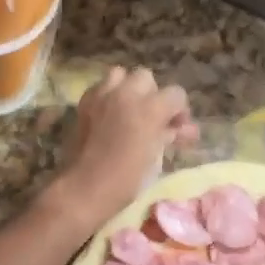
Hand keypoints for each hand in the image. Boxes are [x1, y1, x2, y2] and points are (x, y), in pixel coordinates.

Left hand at [48, 67, 196, 226]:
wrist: (85, 189)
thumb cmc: (127, 181)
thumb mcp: (155, 159)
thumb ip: (167, 136)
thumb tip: (180, 129)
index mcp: (149, 109)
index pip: (176, 94)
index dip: (180, 111)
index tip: (178, 128)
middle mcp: (126, 94)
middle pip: (146, 78)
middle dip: (153, 95)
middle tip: (152, 119)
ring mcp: (101, 96)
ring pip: (120, 75)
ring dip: (128, 89)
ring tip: (129, 111)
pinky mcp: (84, 103)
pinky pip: (100, 87)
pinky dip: (108, 96)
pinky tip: (109, 116)